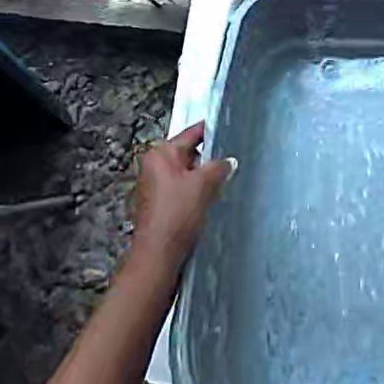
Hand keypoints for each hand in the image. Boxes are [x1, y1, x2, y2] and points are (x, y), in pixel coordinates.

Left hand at [131, 123, 234, 262]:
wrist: (158, 255)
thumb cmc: (176, 215)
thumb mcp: (203, 185)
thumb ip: (219, 167)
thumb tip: (229, 161)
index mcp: (160, 154)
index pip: (190, 133)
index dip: (211, 131)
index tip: (228, 128)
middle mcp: (153, 166)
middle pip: (188, 153)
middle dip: (208, 159)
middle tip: (230, 162)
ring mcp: (155, 186)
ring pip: (186, 173)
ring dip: (203, 178)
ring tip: (223, 183)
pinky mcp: (159, 204)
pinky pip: (182, 189)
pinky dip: (195, 192)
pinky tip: (209, 200)